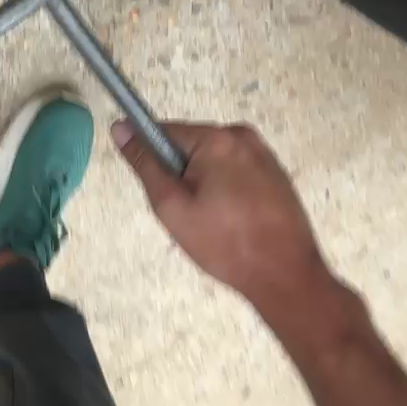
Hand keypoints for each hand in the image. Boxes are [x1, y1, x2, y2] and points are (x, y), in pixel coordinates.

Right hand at [113, 120, 334, 310]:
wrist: (287, 278)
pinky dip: (226, 188)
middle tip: (187, 213)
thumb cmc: (223, 243)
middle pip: (189, 144)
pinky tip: (232, 219)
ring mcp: (263, 153)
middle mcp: (242, 135)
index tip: (163, 192)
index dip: (154, 160)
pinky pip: (234, 170)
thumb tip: (119, 128)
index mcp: (216, 138)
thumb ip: (144, 164)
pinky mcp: (276, 172)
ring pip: (212, 159)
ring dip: (203, 182)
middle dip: (181, 173)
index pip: (163, 131)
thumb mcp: (171, 206)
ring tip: (211, 221)